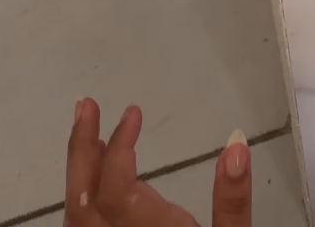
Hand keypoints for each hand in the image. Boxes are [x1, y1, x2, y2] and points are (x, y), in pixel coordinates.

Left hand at [65, 100, 250, 226]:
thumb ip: (233, 203)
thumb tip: (235, 143)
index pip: (116, 191)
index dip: (118, 147)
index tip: (132, 112)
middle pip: (82, 206)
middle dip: (80, 152)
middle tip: (84, 106)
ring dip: (79, 178)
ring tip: (90, 137)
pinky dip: (83, 207)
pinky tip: (93, 192)